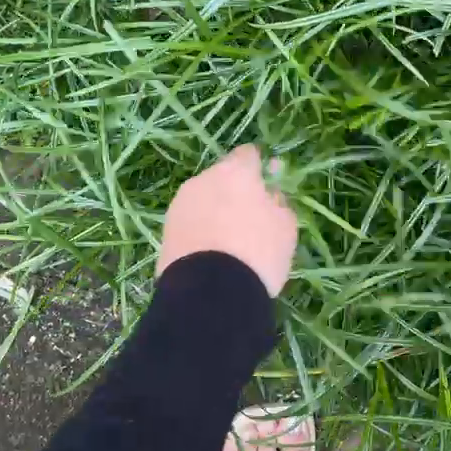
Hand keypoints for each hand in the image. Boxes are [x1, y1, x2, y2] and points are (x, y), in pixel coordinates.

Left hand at [157, 144, 297, 295]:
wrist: (209, 295)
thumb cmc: (257, 253)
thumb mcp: (285, 228)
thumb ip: (279, 203)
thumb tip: (269, 195)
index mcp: (235, 171)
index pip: (248, 155)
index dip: (259, 169)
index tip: (267, 188)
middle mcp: (203, 180)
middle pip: (223, 177)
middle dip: (235, 192)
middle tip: (250, 220)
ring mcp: (180, 206)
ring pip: (203, 201)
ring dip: (215, 212)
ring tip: (229, 244)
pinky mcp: (165, 233)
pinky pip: (190, 224)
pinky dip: (200, 232)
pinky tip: (212, 256)